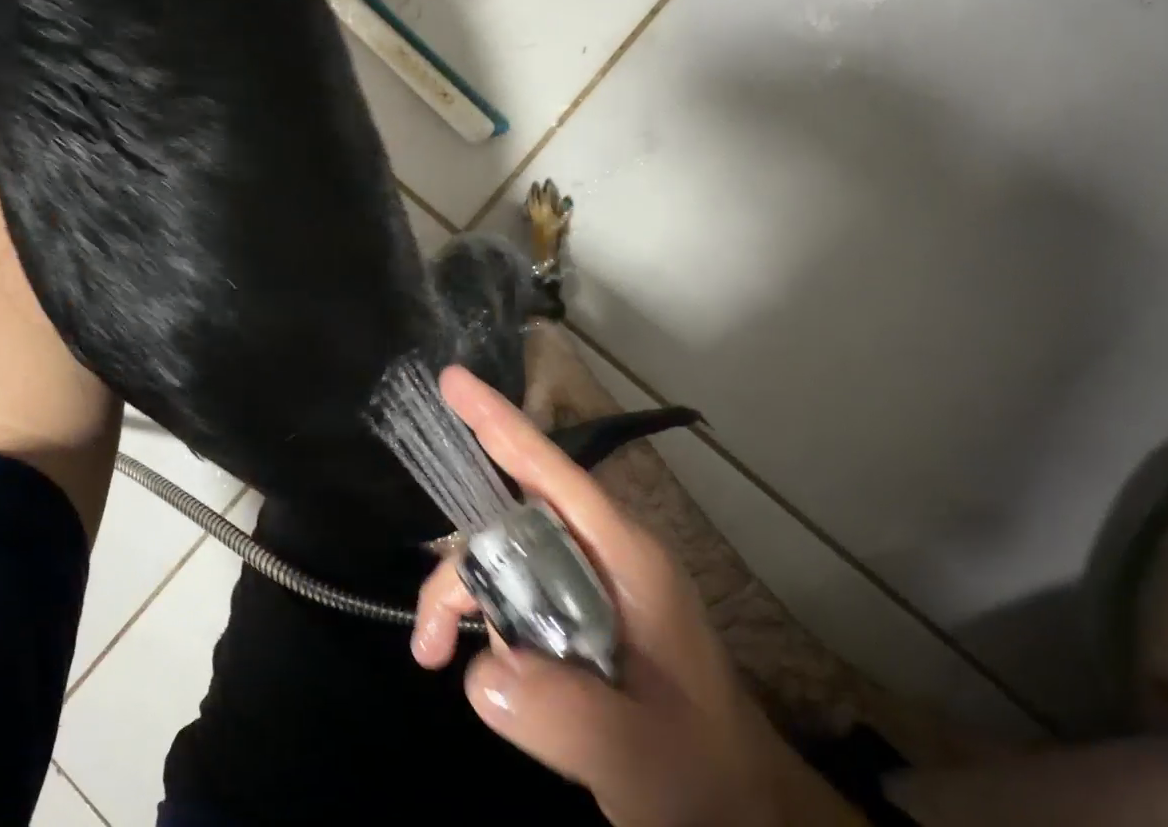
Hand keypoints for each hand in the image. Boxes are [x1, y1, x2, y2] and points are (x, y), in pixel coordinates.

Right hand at [411, 366, 865, 826]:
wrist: (738, 807)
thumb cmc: (703, 772)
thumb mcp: (640, 756)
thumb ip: (571, 717)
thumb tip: (483, 671)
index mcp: (628, 561)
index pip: (555, 476)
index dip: (502, 425)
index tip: (452, 382)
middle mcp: (605, 559)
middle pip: (513, 522)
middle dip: (463, 567)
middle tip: (429, 639)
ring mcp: (593, 587)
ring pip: (507, 561)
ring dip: (466, 601)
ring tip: (437, 659)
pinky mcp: (581, 620)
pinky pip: (517, 597)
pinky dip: (485, 623)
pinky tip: (482, 672)